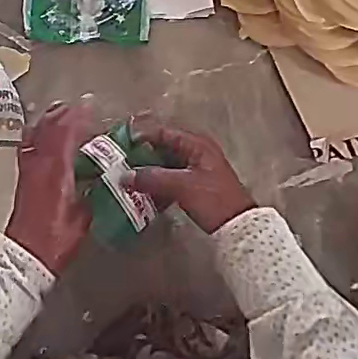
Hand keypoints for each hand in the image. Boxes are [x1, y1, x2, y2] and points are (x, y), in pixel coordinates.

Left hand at [5, 103, 94, 274]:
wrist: (27, 256)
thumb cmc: (58, 237)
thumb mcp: (86, 214)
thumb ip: (96, 191)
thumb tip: (109, 177)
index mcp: (56, 168)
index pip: (66, 131)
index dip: (79, 116)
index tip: (92, 105)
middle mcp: (39, 163)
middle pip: (49, 127)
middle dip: (65, 114)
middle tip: (81, 106)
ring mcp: (28, 169)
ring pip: (36, 134)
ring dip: (50, 121)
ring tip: (63, 113)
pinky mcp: (24, 178)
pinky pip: (29, 146)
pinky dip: (38, 135)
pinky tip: (42, 136)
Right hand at [128, 117, 254, 232]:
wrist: (237, 226)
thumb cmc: (214, 199)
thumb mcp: (182, 186)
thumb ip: (153, 178)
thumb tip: (126, 176)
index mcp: (197, 145)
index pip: (164, 132)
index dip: (143, 135)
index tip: (121, 142)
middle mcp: (196, 153)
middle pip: (163, 149)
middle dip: (142, 155)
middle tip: (120, 162)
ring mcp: (196, 170)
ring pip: (165, 166)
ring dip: (148, 172)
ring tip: (127, 178)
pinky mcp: (194, 186)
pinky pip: (170, 180)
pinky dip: (157, 185)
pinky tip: (143, 194)